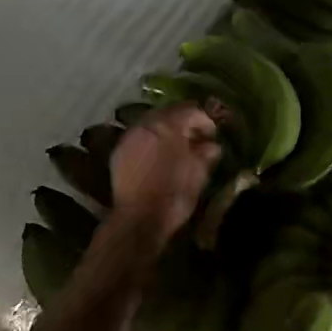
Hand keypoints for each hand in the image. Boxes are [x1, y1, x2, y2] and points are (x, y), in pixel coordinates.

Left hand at [109, 104, 220, 241]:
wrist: (139, 219)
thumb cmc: (175, 195)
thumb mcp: (199, 173)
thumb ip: (206, 153)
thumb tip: (212, 145)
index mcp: (168, 125)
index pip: (191, 111)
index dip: (205, 121)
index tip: (213, 136)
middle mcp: (146, 124)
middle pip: (169, 112)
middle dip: (185, 122)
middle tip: (196, 138)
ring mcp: (129, 137)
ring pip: (152, 123)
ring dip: (166, 130)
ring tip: (177, 147)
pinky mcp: (119, 151)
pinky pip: (139, 137)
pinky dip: (151, 141)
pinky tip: (158, 156)